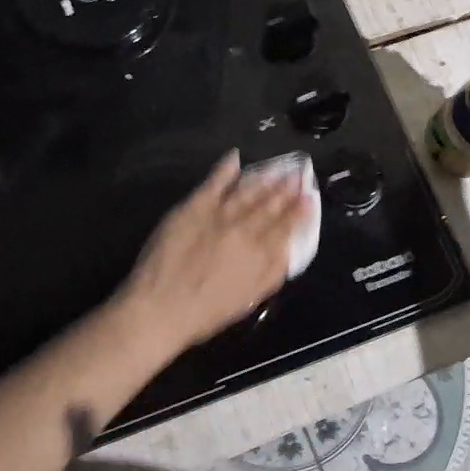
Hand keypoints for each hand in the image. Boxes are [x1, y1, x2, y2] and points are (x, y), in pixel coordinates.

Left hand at [113, 152, 308, 350]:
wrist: (160, 307)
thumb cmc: (206, 313)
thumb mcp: (250, 299)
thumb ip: (272, 272)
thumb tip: (289, 249)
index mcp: (260, 254)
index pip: (286, 227)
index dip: (300, 210)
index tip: (310, 196)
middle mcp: (244, 230)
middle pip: (270, 205)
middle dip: (287, 188)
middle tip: (299, 172)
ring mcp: (219, 215)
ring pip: (247, 192)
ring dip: (264, 178)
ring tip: (278, 168)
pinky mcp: (194, 207)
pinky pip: (214, 183)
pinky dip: (225, 169)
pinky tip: (235, 157)